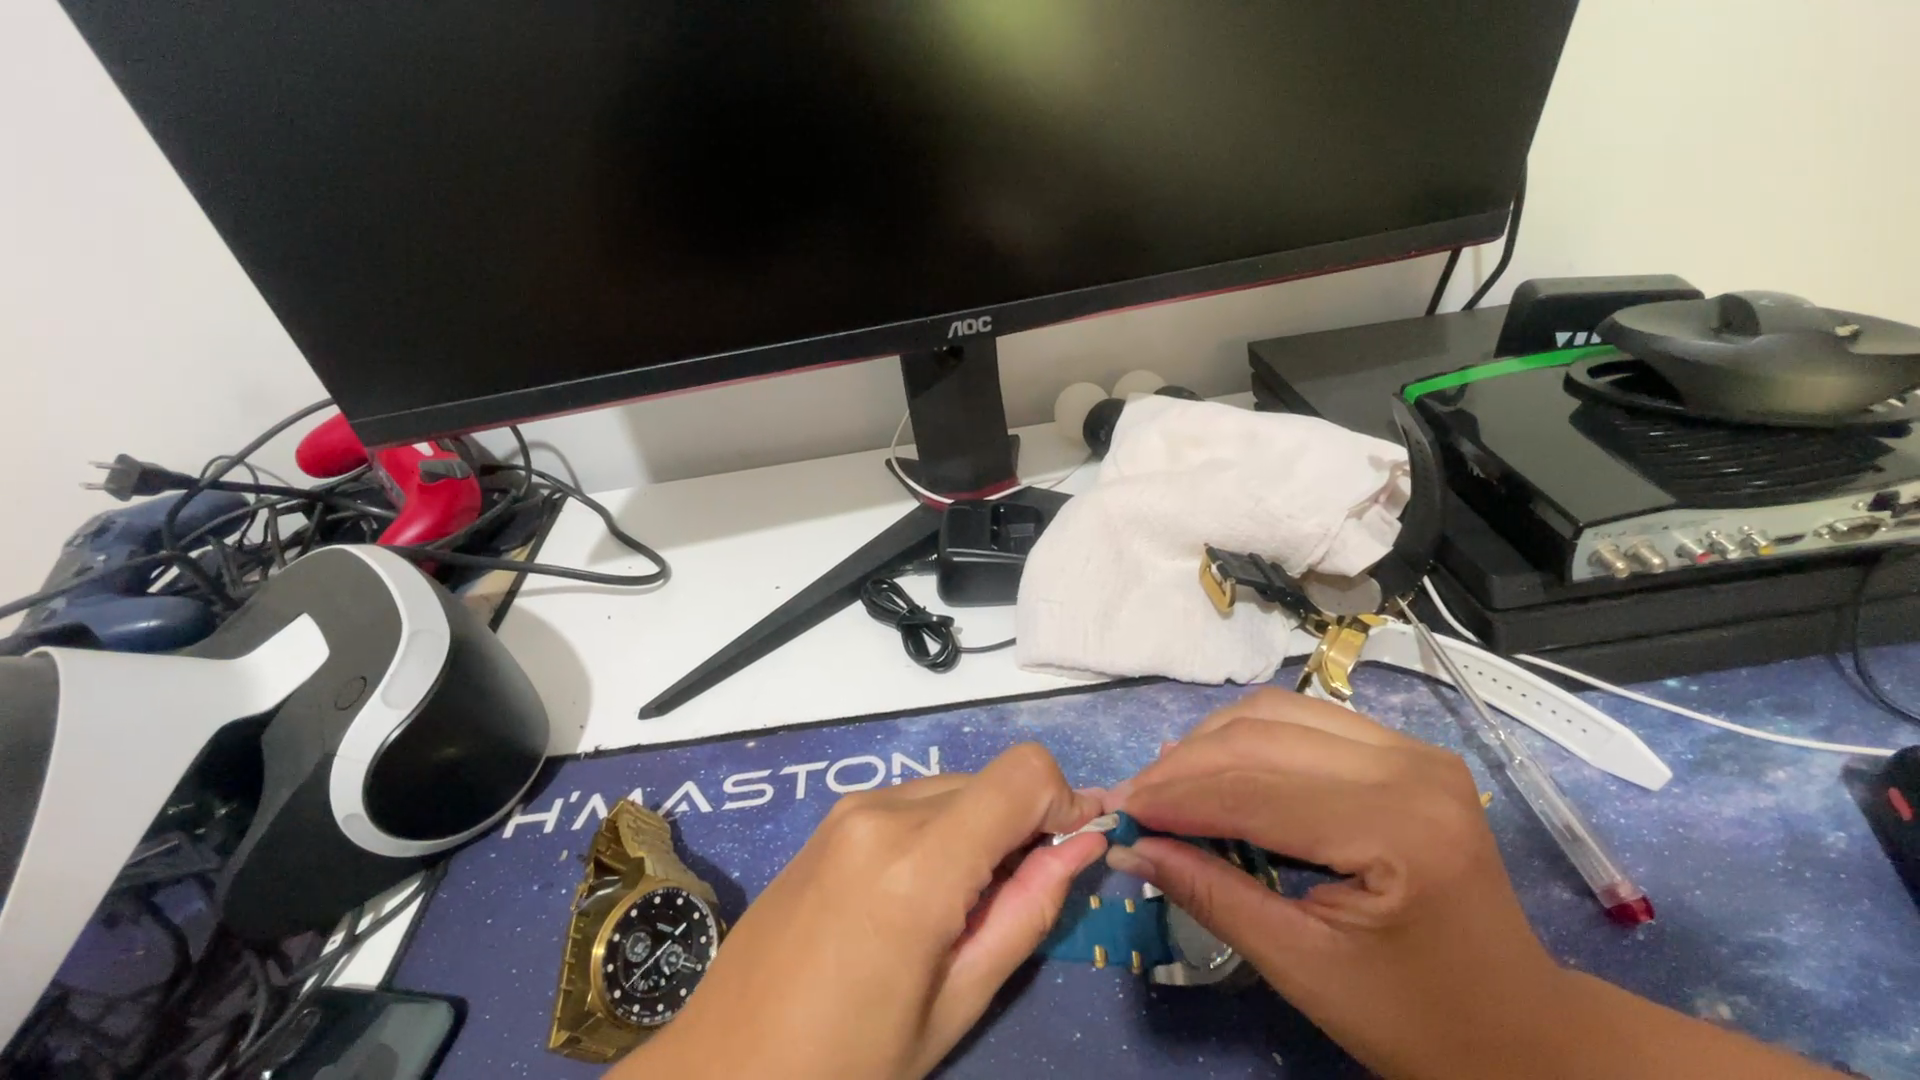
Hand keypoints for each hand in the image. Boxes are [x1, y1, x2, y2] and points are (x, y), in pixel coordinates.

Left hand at [617, 744, 1105, 1079]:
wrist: (724, 1068)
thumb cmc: (848, 1060)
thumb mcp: (956, 1002)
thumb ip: (1027, 911)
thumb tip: (1081, 845)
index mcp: (919, 860)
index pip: (1024, 772)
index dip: (1063, 801)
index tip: (1067, 855)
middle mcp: (883, 811)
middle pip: (990, 780)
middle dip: (1021, 826)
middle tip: (1010, 903)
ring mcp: (847, 810)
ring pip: (952, 789)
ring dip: (978, 830)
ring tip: (956, 910)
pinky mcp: (827, 820)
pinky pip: (909, 802)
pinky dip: (939, 831)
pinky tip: (914, 896)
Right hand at [1106, 688, 1565, 1079]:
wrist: (1518, 1029)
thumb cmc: (1413, 1018)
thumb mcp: (1302, 968)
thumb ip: (1211, 895)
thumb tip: (1129, 848)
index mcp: (1398, 829)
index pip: (1254, 790)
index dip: (1174, 798)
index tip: (1115, 813)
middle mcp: (1411, 768)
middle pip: (1261, 736)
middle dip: (1182, 766)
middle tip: (1131, 800)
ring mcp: (1414, 751)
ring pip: (1277, 712)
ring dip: (1209, 743)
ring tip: (1164, 783)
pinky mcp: (1407, 752)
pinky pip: (1305, 721)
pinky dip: (1247, 738)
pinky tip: (1214, 766)